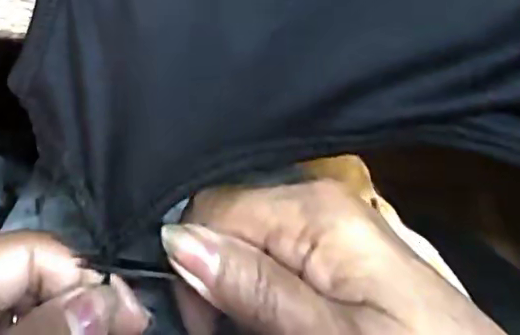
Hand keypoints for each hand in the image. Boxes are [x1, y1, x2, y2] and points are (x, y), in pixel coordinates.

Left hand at [0, 231, 149, 334]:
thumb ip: (45, 333)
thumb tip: (109, 298)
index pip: (34, 253)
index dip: (86, 283)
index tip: (134, 320)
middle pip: (29, 274)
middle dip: (76, 306)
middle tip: (123, 330)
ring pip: (20, 298)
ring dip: (60, 321)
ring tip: (98, 332)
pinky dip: (32, 327)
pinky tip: (62, 333)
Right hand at [160, 179, 505, 334]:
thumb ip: (256, 288)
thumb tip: (175, 239)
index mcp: (313, 206)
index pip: (212, 206)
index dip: (192, 266)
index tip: (206, 330)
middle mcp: (318, 198)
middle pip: (230, 219)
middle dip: (216, 277)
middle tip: (230, 334)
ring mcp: (333, 222)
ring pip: (251, 240)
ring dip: (240, 288)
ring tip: (257, 330)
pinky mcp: (344, 248)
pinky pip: (282, 254)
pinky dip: (267, 288)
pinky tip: (279, 320)